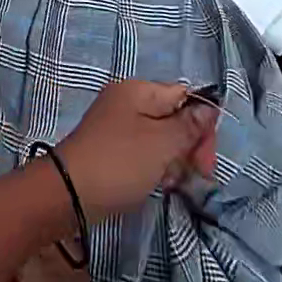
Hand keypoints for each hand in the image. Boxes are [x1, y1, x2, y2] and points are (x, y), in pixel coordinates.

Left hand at [52, 81, 218, 223]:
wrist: (72, 190)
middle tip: (196, 173)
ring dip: (175, 160)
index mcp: (137, 91)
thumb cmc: (120, 161)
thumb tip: (209, 107)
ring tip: (170, 180)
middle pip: (175, 118)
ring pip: (163, 139)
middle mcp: (128, 102)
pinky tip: (159, 184)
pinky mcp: (115, 148)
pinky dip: (158, 167)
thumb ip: (188, 125)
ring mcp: (120, 125)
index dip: (202, 125)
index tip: (206, 157)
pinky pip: (147, 152)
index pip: (184, 96)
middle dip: (189, 146)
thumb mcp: (161, 143)